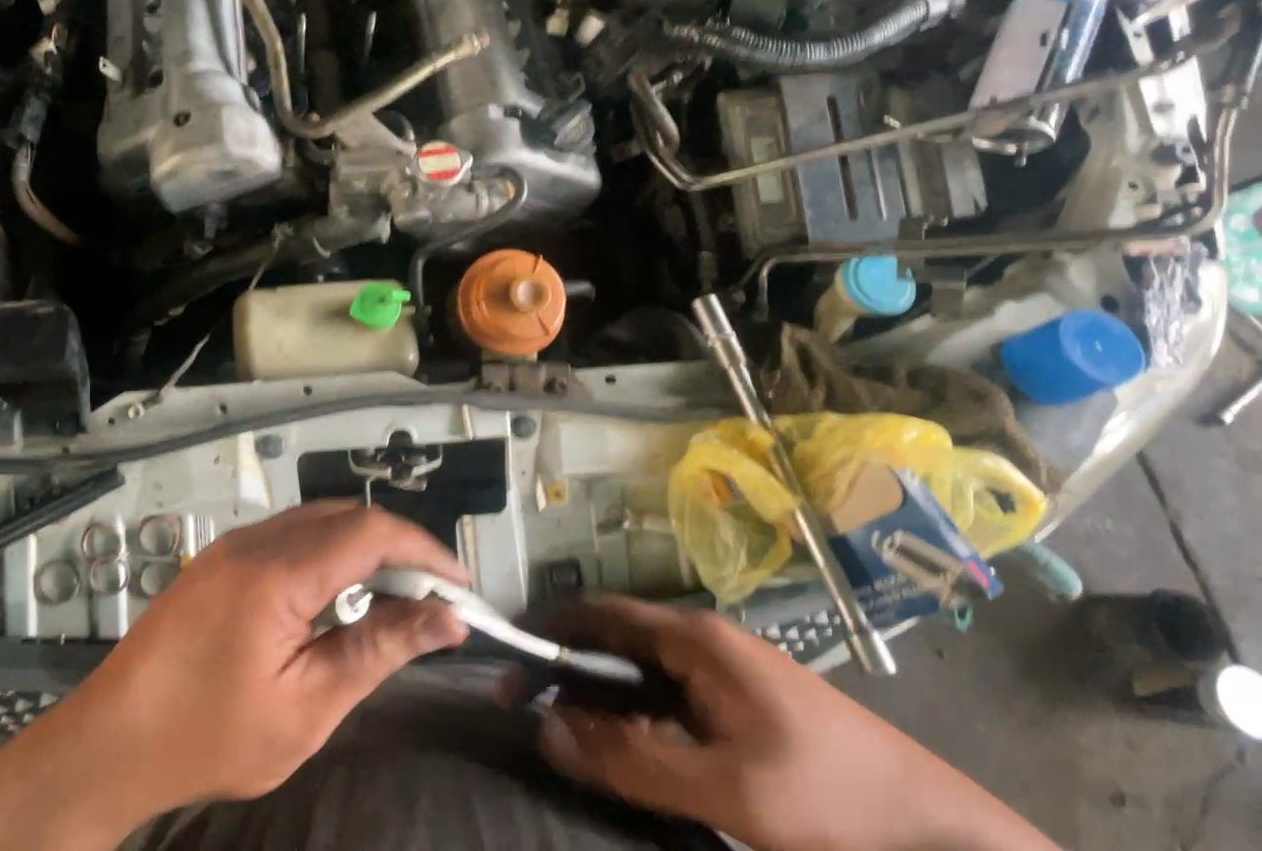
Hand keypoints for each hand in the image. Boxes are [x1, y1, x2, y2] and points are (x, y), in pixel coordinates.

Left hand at [0, 502, 467, 849]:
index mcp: (275, 573)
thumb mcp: (306, 706)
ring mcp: (229, 548)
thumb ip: (377, 649)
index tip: (460, 588)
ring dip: (362, 550)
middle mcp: (252, 543)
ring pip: (316, 522)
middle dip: (398, 549)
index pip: (370, 532)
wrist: (112, 743)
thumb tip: (444, 619)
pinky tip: (337, 601)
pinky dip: (327, 557)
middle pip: (345, 518)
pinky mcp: (217, 563)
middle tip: (434, 599)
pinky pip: (287, 539)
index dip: (424, 552)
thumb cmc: (209, 737)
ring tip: (395, 600)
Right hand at [502, 597, 1057, 850]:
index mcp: (698, 639)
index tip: (504, 666)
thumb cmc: (830, 799)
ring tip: (565, 737)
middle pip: (614, 640)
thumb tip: (544, 727)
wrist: (940, 834)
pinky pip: (669, 699)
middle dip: (565, 671)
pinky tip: (627, 753)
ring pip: (640, 673)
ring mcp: (727, 672)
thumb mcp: (723, 787)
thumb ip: (628, 758)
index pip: (598, 614)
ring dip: (598, 699)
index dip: (546, 634)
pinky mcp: (743, 704)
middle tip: (524, 713)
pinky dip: (633, 719)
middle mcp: (706, 641)